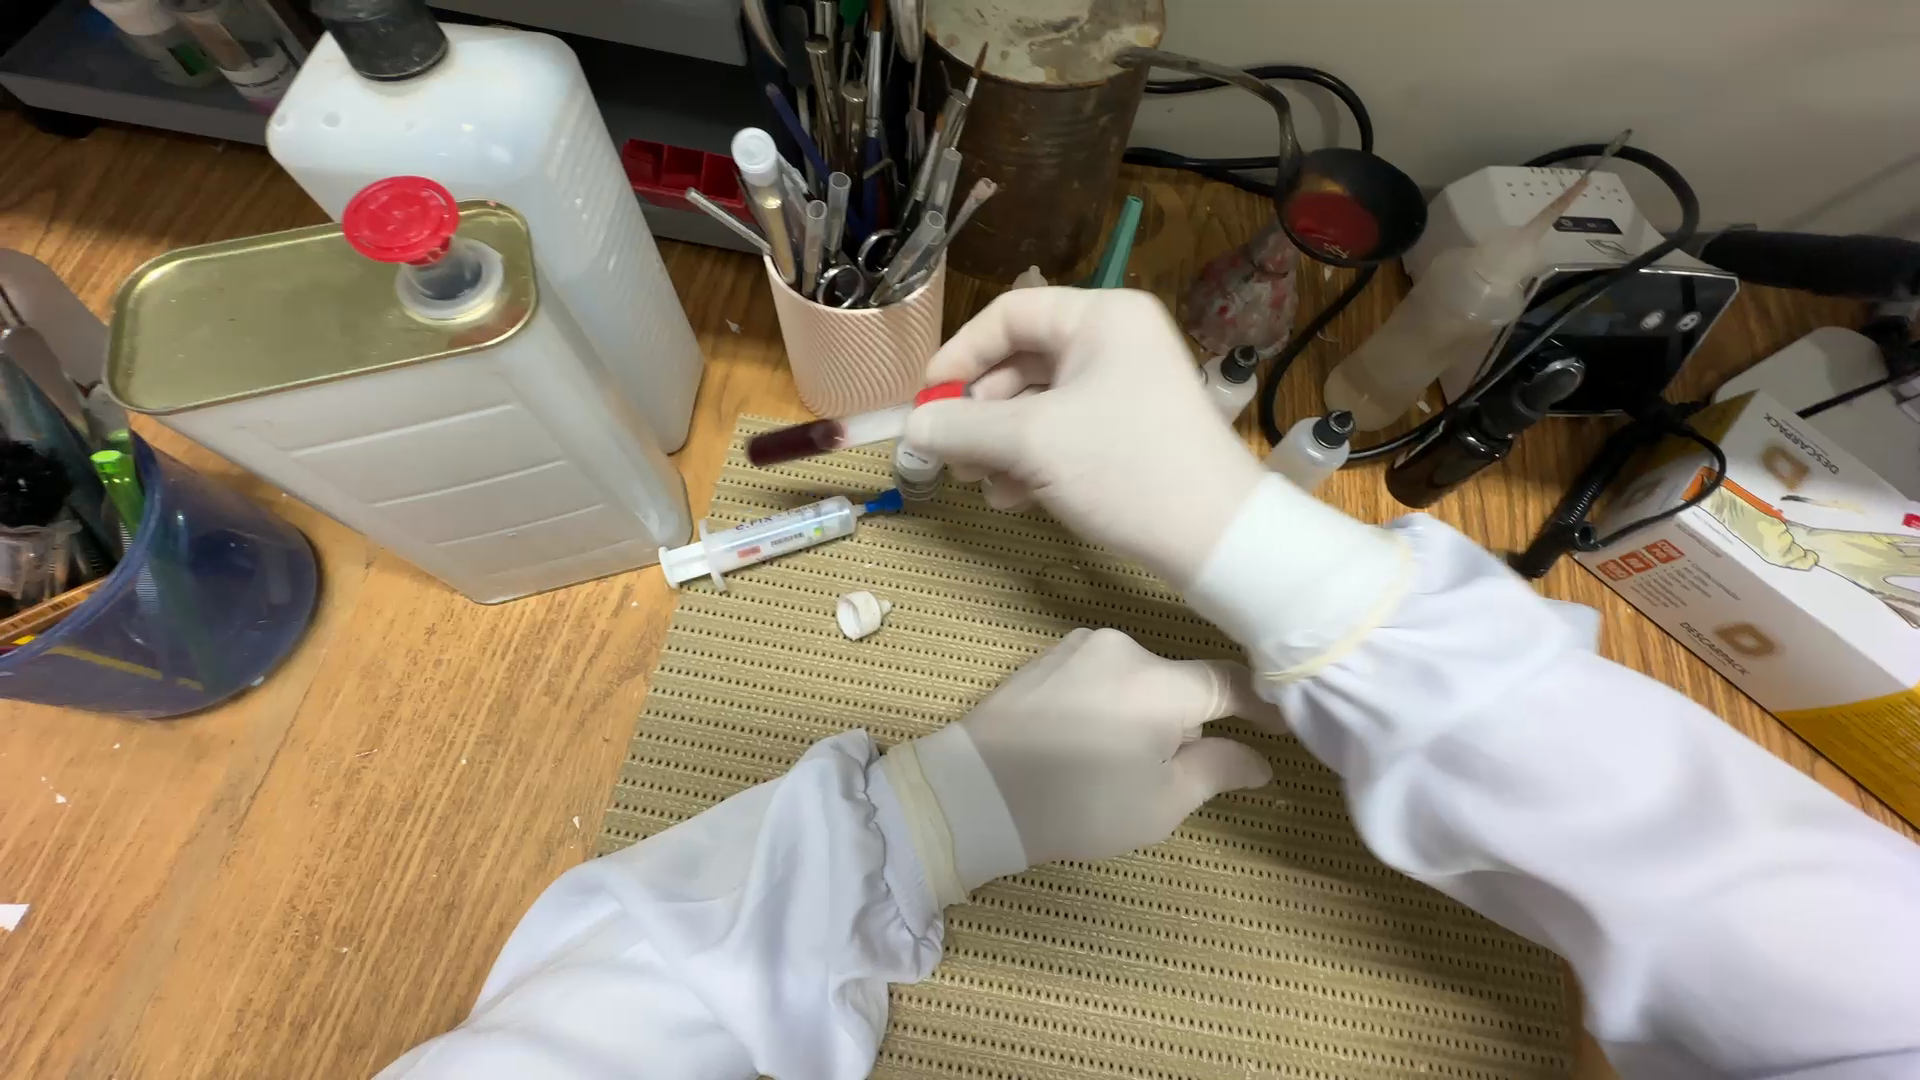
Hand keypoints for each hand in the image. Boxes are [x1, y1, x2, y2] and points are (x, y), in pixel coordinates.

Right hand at [903, 288, 1265, 585]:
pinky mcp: (1126, 434)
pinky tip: (1010, 498)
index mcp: (1100, 319)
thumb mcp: (1033, 443)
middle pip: (1021, 364)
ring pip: (1038, 406)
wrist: (1215, 537)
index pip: (1009, 315)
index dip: (960, 354)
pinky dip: (1031, 461)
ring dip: (1000, 443)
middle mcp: (1113, 344)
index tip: (926, 399)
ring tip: (976, 482)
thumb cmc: (1124, 467)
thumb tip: (910, 426)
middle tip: (948, 453)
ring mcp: (1122, 391)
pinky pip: (1063, 435)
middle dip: (979, 412)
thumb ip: (964, 428)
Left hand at [903, 628, 1274, 890]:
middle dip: (1190, 719)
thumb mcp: (1160, 801)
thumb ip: (1217, 769)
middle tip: (1178, 767)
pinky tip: (1089, 739)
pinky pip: (1100, 674)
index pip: (1229, 682)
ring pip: (1138, 677)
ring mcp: (1077, 646)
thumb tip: (1257, 759)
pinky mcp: (1045, 656)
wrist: (975, 790)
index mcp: (1158, 682)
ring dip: (1147, 709)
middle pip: (1179, 680)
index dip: (1260, 707)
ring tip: (1121, 759)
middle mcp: (1121, 648)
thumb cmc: (1077, 804)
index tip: (1278, 728)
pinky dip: (1111, 700)